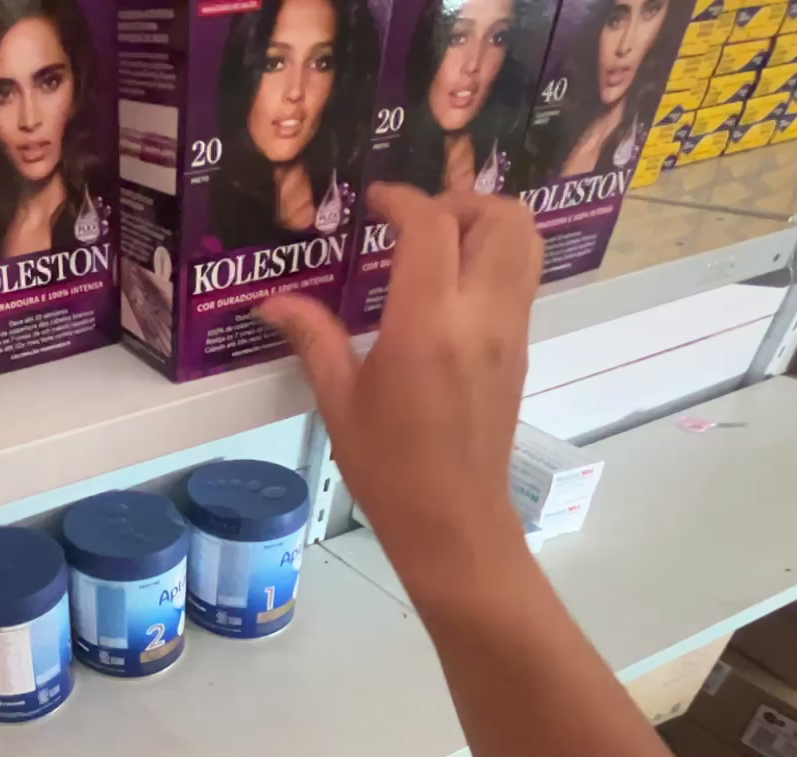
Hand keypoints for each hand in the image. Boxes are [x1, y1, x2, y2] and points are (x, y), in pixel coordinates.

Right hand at [259, 183, 541, 577]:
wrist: (450, 517)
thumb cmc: (386, 465)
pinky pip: (520, 278)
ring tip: (435, 246)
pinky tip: (445, 291)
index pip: (431, 228)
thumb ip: (312, 338)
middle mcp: (480, 315)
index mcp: (426, 325)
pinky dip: (492, 259)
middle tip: (414, 221)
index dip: (403, 199)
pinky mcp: (518, 349)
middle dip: (459, 202)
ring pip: (524, 243)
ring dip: (485, 226)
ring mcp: (509, 331)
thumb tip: (271, 303)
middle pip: (502, 218)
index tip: (376, 199)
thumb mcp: (339, 400)